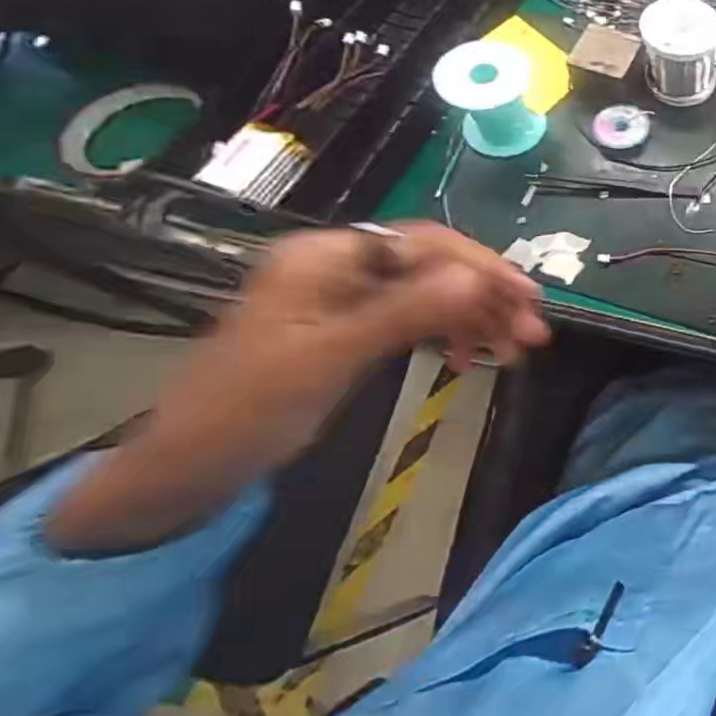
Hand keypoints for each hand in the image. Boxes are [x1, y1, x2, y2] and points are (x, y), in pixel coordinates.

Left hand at [48, 224, 548, 552]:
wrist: (184, 471)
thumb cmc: (249, 410)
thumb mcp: (331, 358)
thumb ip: (405, 312)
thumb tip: (476, 277)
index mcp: (327, 255)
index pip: (422, 244)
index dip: (480, 267)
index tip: (528, 297)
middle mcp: (339, 264)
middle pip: (430, 266)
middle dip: (484, 296)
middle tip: (532, 332)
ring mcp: (344, 297)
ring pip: (426, 293)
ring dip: (471, 317)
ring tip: (512, 351)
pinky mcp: (348, 327)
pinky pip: (409, 319)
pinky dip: (442, 334)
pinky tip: (466, 358)